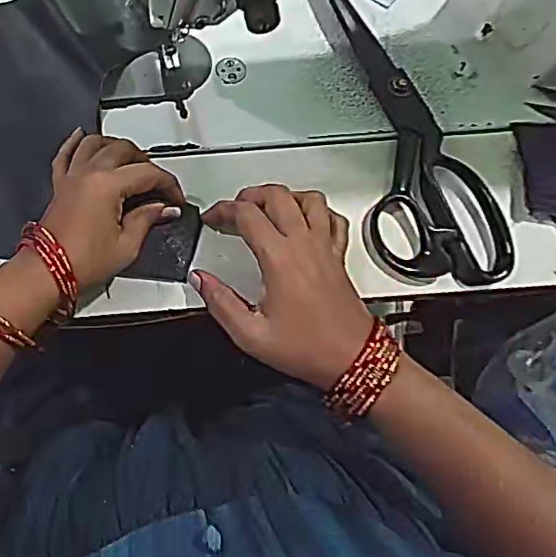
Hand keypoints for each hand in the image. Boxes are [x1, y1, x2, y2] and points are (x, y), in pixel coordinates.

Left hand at [37, 131, 185, 290]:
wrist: (47, 272)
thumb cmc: (79, 261)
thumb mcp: (126, 245)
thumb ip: (146, 220)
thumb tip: (161, 209)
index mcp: (107, 185)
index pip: (147, 172)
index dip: (167, 184)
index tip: (174, 198)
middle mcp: (88, 174)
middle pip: (123, 150)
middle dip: (146, 162)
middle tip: (157, 182)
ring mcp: (71, 177)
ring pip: (95, 144)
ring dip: (115, 146)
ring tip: (130, 157)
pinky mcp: (60, 186)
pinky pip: (65, 155)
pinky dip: (74, 143)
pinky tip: (80, 135)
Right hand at [193, 185, 377, 389]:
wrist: (354, 360)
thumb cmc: (310, 349)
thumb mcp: (251, 334)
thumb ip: (220, 303)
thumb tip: (200, 279)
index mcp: (280, 260)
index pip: (247, 214)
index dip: (223, 209)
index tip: (212, 219)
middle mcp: (305, 247)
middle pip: (277, 196)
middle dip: (249, 195)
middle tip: (234, 209)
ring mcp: (325, 248)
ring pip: (308, 199)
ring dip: (283, 196)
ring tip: (266, 207)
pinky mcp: (338, 256)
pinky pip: (332, 219)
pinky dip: (316, 211)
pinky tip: (304, 220)